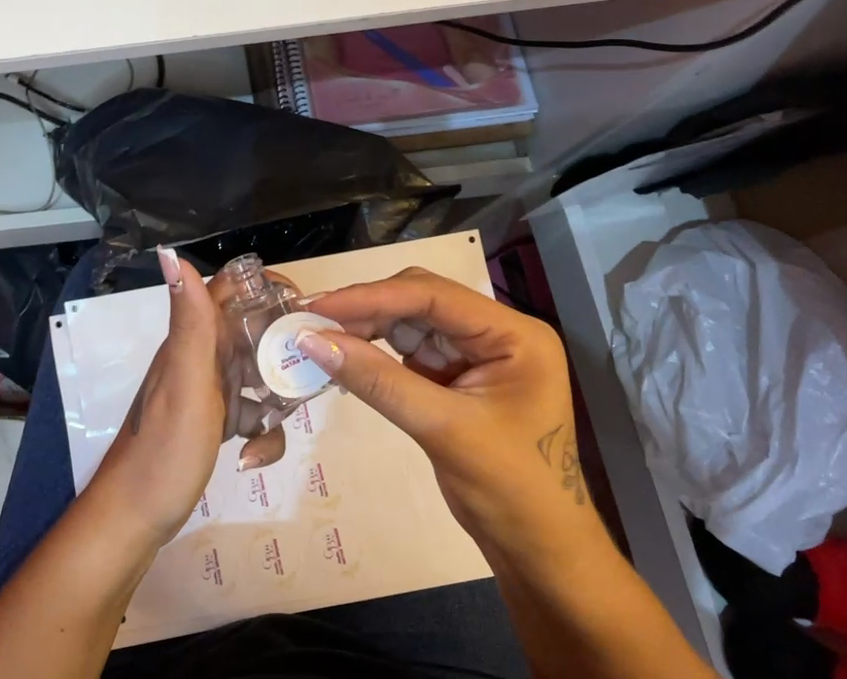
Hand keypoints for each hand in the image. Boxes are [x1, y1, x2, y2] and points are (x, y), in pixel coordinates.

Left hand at [87, 247, 293, 545]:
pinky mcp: (215, 422)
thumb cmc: (163, 450)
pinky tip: (253, 457)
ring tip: (283, 418)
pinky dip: (263, 434)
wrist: (134, 517)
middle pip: (255, 331)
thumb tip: (170, 251)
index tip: (308, 308)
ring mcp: (208, 390)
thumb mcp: (185, 382)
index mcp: (194, 338)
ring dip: (279, 395)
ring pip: (260, 374)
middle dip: (287, 348)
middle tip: (314, 373)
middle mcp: (201, 355)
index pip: (232, 288)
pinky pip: (252, 414)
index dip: (268, 286)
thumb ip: (191, 320)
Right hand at [297, 268, 601, 563]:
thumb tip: (310, 341)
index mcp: (514, 335)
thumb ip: (377, 380)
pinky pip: (406, 351)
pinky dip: (373, 352)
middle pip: (419, 301)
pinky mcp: (453, 377)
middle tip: (309, 319)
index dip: (371, 296)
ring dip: (364, 328)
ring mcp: (474, 354)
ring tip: (316, 335)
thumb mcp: (442, 428)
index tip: (318, 307)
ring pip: (408, 323)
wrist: (537, 548)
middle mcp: (495, 334)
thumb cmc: (509, 487)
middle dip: (365, 308)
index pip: (432, 297)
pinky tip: (341, 355)